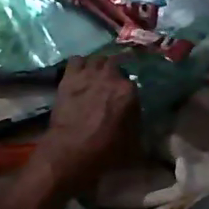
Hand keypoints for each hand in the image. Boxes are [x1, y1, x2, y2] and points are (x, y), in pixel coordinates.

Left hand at [33, 56, 137, 193]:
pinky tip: (78, 75)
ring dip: (97, 66)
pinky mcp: (69, 77)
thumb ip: (138, 127)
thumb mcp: (133, 144)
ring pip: (96, 59)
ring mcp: (88, 74)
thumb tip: (139, 125)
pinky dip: (78, 65)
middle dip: (113, 72)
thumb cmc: (105, 150)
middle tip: (108, 86)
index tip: (123, 99)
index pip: (132, 82)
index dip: (127, 91)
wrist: (72, 149)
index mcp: (128, 91)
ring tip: (93, 77)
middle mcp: (110, 76)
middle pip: (115, 63)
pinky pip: (76, 60)